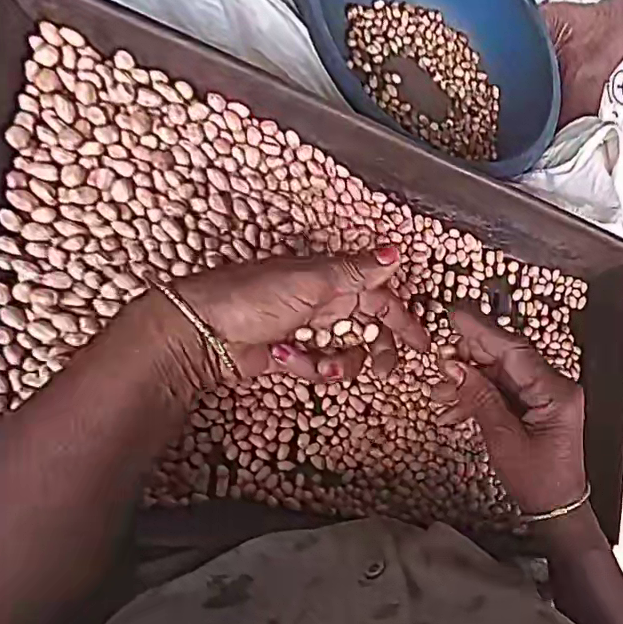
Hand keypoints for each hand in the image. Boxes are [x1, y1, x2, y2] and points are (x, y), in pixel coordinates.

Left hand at [166, 248, 427, 382]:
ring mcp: (308, 330)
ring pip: (346, 354)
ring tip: (317, 364)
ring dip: (338, 364)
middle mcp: (324, 304)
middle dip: (378, 352)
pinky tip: (285, 359)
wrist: (201, 332)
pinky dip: (307, 367)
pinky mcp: (293, 354)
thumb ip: (357, 271)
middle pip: (369, 331)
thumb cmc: (251, 298)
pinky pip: (318, 366)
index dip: (404, 321)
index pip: (382, 299)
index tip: (422, 346)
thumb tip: (395, 252)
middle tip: (383, 371)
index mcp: (332, 281)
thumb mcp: (310, 283)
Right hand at [425, 310, 587, 517]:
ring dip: (469, 381)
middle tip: (440, 358)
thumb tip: (455, 367)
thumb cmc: (539, 481)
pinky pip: (504, 391)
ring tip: (442, 393)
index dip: (481, 331)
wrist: (556, 508)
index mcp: (556, 392)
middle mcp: (555, 388)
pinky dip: (479, 396)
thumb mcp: (504, 440)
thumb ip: (480, 399)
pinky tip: (455, 407)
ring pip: (501, 374)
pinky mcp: (536, 407)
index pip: (515, 350)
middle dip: (470, 357)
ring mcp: (546, 396)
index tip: (454, 316)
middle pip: (507, 358)